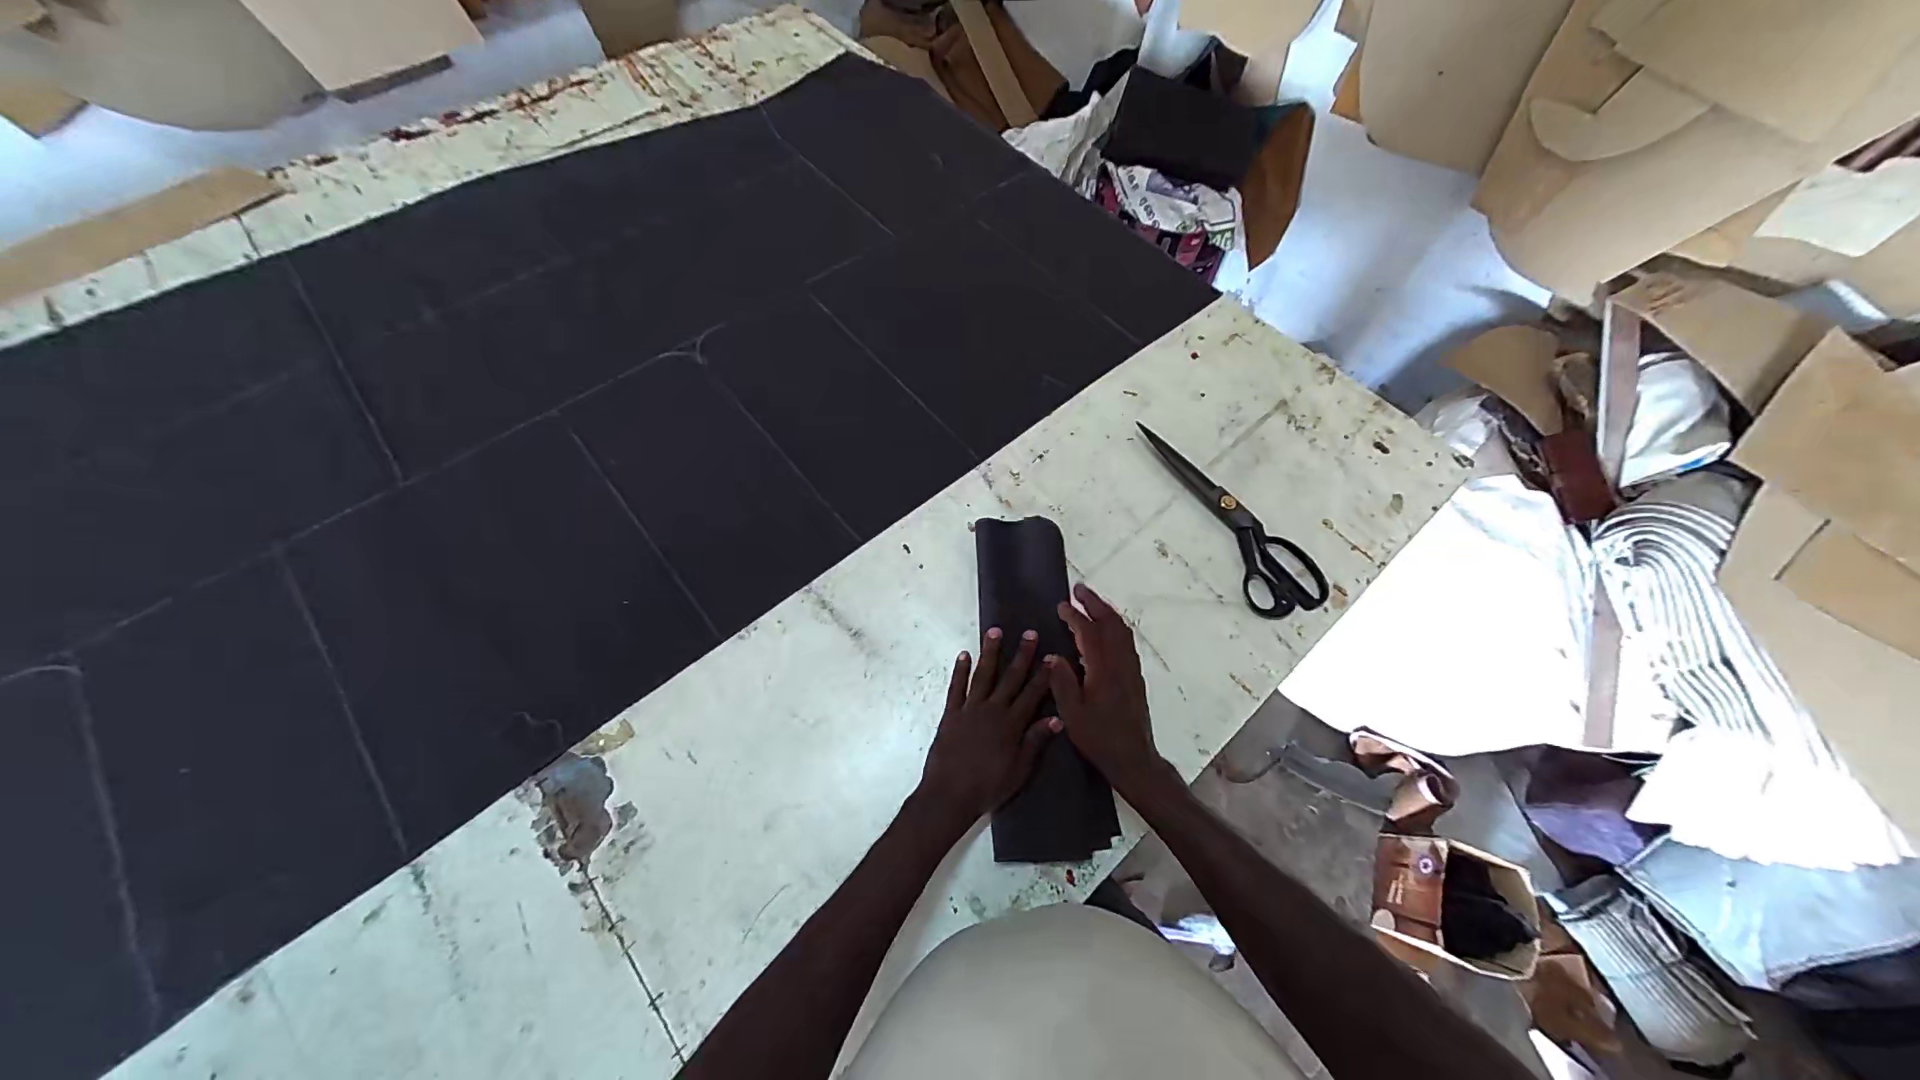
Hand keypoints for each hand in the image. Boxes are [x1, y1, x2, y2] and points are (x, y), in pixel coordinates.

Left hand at [918, 628, 1056, 826]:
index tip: (1052, 656)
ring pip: (983, 675)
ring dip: (990, 653)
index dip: (1043, 675)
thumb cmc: (988, 787)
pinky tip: (963, 655)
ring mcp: (970, 709)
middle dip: (1022, 655)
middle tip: (1030, 633)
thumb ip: (1035, 742)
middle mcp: (992, 710)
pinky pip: (956, 687)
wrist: (949, 794)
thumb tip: (1056, 719)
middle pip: (1010, 678)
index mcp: (1011, 724)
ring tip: (995, 632)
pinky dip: (960, 670)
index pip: (1032, 694)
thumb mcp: (1019, 770)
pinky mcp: (951, 714)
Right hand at [1046, 584, 1165, 794]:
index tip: (1061, 606)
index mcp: (1104, 670)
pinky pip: (1126, 641)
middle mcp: (1121, 664)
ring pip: (1122, 631)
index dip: (1075, 616)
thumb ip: (1062, 682)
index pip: (1089, 633)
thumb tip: (1053, 656)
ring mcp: (1131, 669)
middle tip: (1078, 589)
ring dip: (1106, 612)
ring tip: (1090, 602)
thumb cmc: (1100, 739)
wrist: (1134, 758)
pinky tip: (1104, 629)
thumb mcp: (1072, 714)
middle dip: (1095, 603)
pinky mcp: (1135, 677)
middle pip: (1111, 623)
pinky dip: (1114, 626)